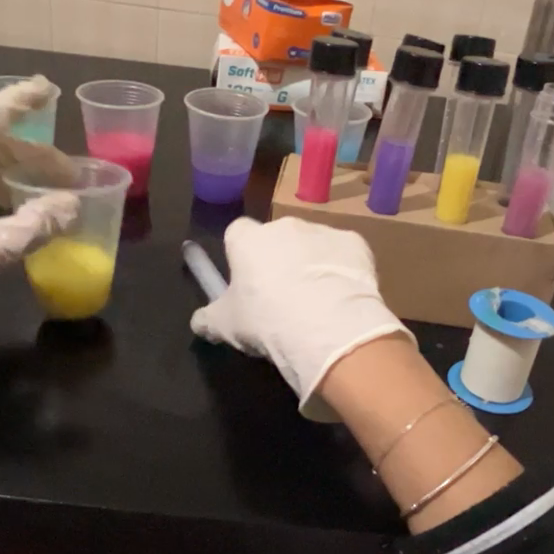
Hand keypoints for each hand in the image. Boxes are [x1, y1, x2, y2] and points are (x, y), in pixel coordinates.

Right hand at [190, 217, 411, 419]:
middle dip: (279, 260)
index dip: (241, 256)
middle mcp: (284, 226)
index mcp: (248, 239)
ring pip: (312, 245)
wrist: (326, 326)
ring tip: (317, 304)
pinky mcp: (355, 243)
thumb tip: (198, 321)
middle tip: (283, 299)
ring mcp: (322, 231)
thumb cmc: (266, 321)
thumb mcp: (225, 326)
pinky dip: (343, 271)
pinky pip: (344, 255)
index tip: (247, 282)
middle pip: (277, 239)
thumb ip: (207, 319)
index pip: (237, 233)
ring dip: (312, 265)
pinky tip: (342, 299)